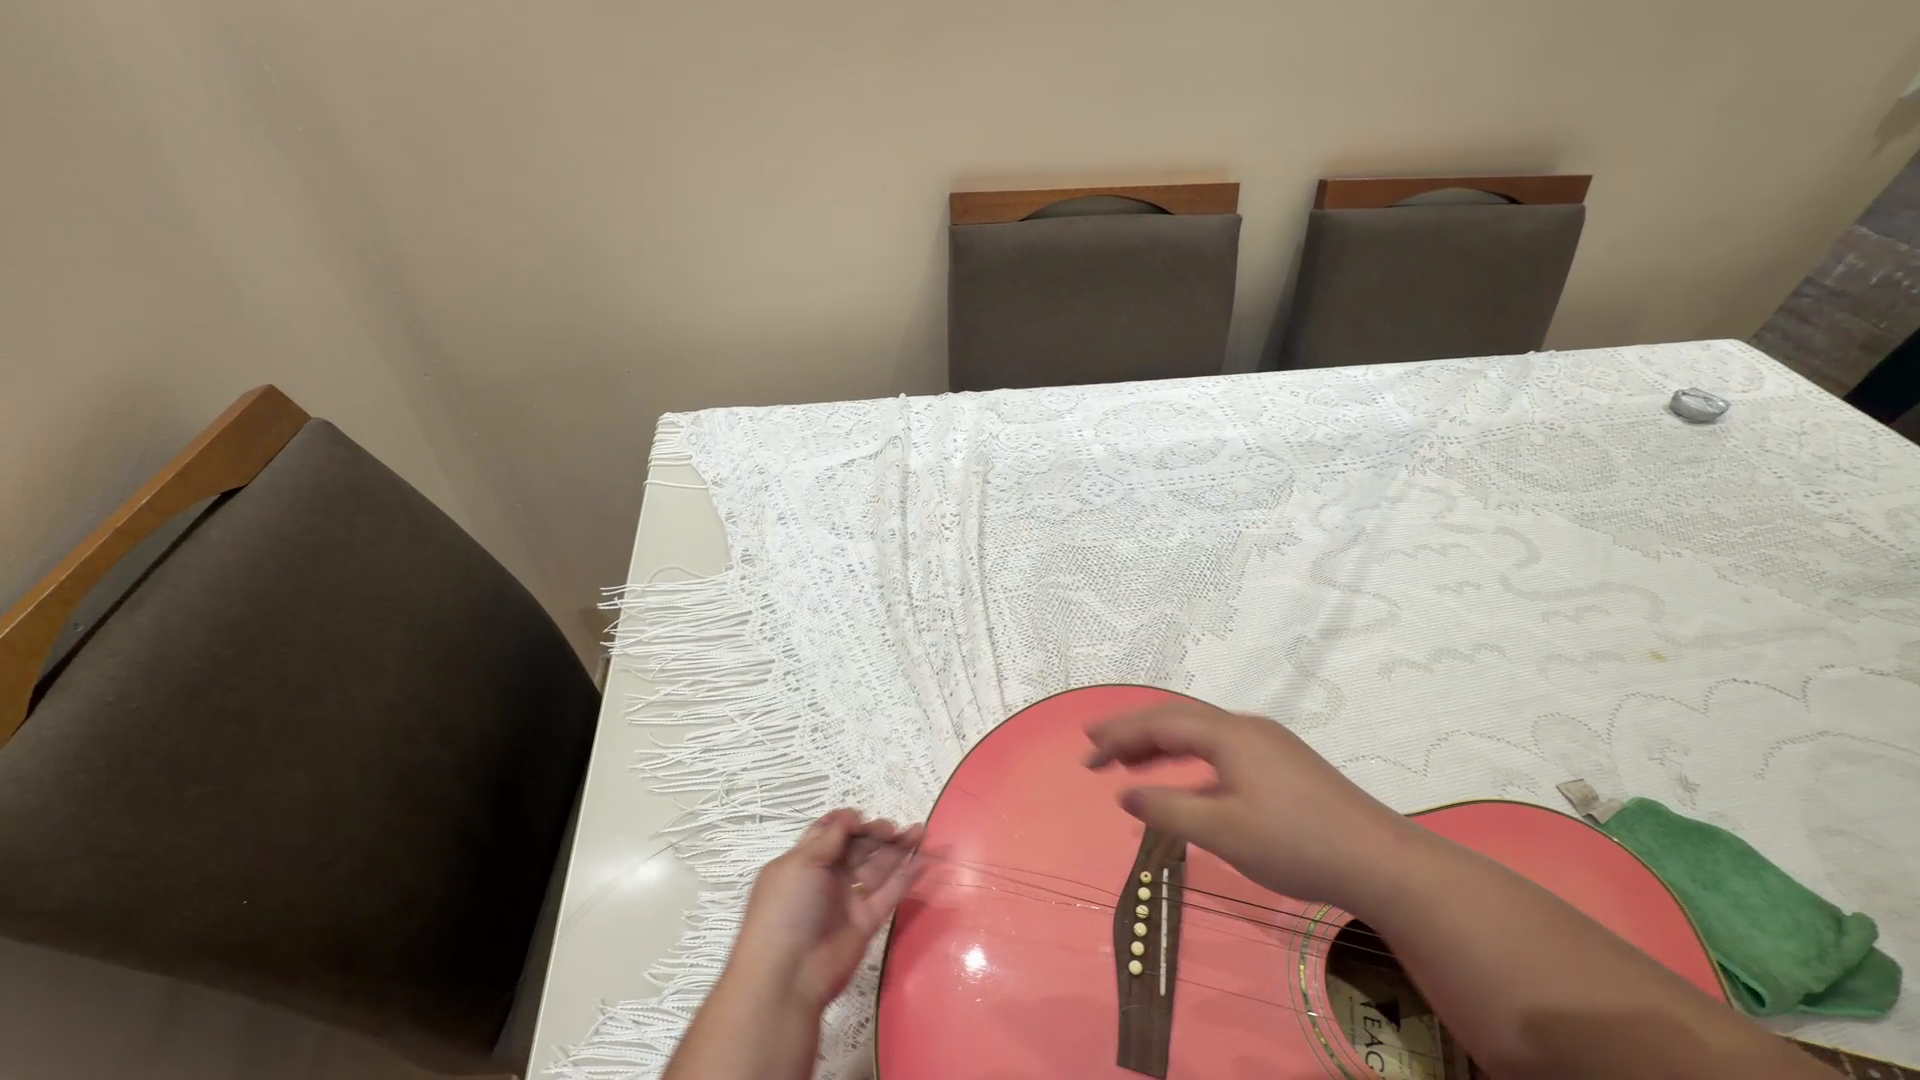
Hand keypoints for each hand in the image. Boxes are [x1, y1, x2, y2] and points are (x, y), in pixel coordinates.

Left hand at [730, 809, 924, 1008]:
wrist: (788, 974)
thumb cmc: (787, 910)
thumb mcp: (801, 864)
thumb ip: (830, 838)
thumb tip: (851, 817)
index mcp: (804, 861)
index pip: (828, 833)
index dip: (847, 822)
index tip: (862, 818)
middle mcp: (827, 878)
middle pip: (857, 848)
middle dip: (876, 833)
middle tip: (894, 828)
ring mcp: (848, 900)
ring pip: (877, 867)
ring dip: (898, 849)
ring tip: (920, 831)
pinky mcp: (866, 921)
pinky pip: (889, 893)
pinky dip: (907, 876)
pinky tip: (924, 859)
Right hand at [1084, 702, 1427, 910]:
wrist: (1381, 863)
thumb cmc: (1296, 844)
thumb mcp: (1222, 831)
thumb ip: (1167, 809)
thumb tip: (1124, 794)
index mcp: (1230, 735)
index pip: (1161, 724)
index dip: (1120, 736)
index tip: (1085, 752)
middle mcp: (1247, 729)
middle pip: (1178, 720)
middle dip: (1134, 732)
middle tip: (1095, 747)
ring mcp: (1269, 745)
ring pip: (1201, 735)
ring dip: (1161, 745)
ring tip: (1126, 762)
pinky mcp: (1284, 766)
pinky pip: (1220, 750)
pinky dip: (1189, 761)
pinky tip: (1183, 783)